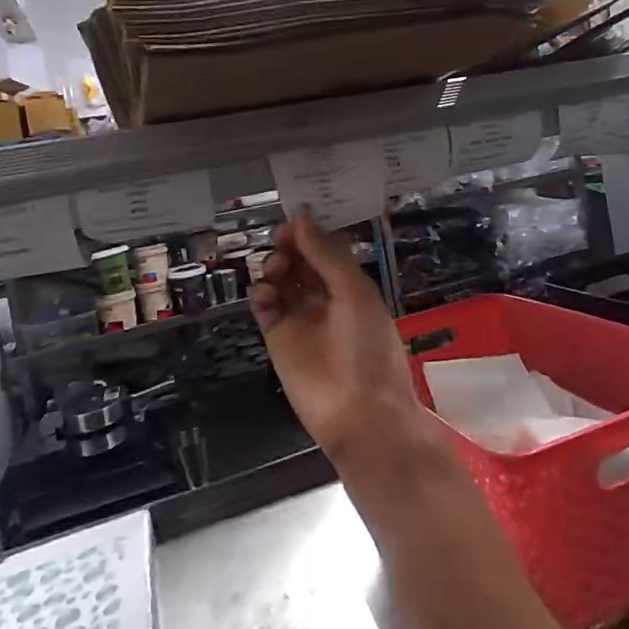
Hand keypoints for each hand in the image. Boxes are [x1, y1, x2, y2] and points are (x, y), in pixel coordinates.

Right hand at [250, 210, 428, 458]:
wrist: (360, 412)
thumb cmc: (367, 347)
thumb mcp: (354, 292)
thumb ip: (326, 254)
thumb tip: (302, 216)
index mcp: (350, 286)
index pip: (325, 250)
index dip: (309, 234)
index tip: (294, 223)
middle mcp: (324, 299)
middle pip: (299, 262)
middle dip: (289, 247)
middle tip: (282, 244)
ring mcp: (299, 318)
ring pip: (279, 280)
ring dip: (274, 267)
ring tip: (277, 271)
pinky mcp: (277, 338)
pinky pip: (264, 306)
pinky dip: (260, 294)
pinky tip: (265, 295)